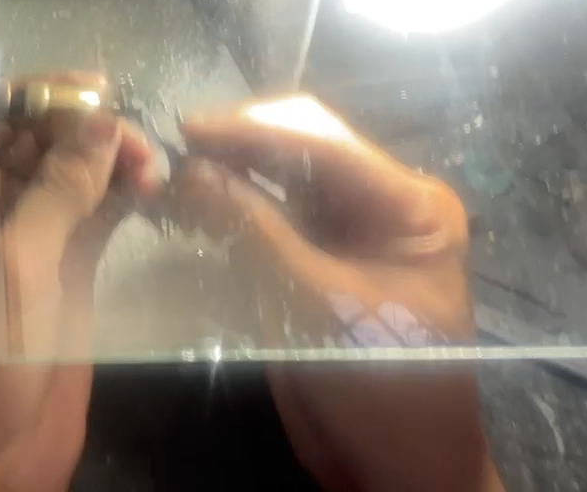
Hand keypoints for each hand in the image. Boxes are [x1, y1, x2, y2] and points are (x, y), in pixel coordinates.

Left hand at [0, 73, 158, 491]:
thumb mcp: (15, 261)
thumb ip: (59, 187)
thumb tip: (101, 117)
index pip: (3, 117)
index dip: (48, 96)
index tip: (101, 89)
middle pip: (48, 139)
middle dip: (91, 127)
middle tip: (140, 144)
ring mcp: (38, 232)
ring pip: (79, 173)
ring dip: (114, 159)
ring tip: (154, 165)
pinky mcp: (71, 266)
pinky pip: (98, 213)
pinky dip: (123, 193)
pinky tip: (152, 185)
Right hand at [174, 95, 501, 491]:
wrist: (395, 471)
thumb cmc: (381, 390)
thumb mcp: (318, 306)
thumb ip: (255, 231)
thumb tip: (190, 169)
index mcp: (410, 204)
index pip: (324, 144)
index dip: (252, 131)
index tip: (189, 129)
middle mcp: (381, 198)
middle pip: (301, 144)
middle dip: (238, 142)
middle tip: (177, 146)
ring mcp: (347, 220)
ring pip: (278, 169)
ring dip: (228, 166)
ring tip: (175, 167)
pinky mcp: (315, 244)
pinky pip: (268, 204)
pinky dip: (229, 198)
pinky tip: (192, 198)